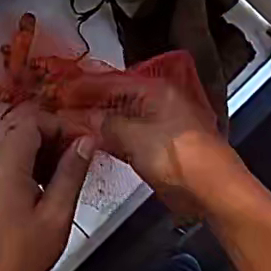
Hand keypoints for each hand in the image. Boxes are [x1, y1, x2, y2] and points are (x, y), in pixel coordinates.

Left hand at [0, 106, 92, 270]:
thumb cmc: (21, 255)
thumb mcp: (57, 213)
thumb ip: (72, 172)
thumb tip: (86, 143)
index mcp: (8, 165)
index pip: (34, 121)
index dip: (63, 126)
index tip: (85, 140)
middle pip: (27, 129)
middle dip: (58, 137)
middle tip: (83, 155)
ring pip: (22, 145)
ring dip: (49, 151)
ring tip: (72, 171)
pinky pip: (16, 162)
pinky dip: (37, 164)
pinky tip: (55, 185)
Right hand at [58, 71, 238, 216]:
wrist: (214, 190)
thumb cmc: (186, 159)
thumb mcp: (134, 137)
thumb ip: (104, 125)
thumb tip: (83, 119)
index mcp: (155, 90)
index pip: (108, 81)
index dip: (80, 87)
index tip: (57, 92)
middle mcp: (158, 102)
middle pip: (113, 97)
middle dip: (85, 103)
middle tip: (57, 109)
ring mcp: (159, 124)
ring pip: (119, 117)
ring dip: (96, 121)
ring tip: (68, 125)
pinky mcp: (159, 147)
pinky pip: (127, 136)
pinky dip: (109, 138)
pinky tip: (94, 143)